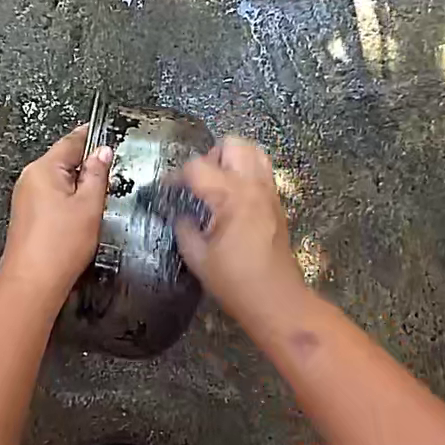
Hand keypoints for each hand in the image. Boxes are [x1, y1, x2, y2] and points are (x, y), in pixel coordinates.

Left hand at [0, 126, 113, 300]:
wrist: (33, 282)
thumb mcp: (89, 205)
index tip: (105, 132)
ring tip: (100, 197)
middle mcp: (30, 180)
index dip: (91, 136)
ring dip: (79, 185)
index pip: (71, 142)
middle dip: (87, 164)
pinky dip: (69, 201)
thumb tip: (102, 153)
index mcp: (43, 170)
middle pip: (63, 161)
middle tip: (112, 170)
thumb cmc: (58, 247)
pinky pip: (52, 198)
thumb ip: (97, 174)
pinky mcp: (29, 216)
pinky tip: (82, 215)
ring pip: (59, 181)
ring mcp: (27, 199)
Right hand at [174, 137, 304, 321]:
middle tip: (198, 183)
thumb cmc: (235, 282)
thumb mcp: (198, 257)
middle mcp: (254, 186)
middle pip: (231, 144)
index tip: (166, 189)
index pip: (197, 167)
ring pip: (253, 152)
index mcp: (232, 196)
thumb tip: (181, 215)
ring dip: (232, 160)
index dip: (176, 177)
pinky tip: (232, 198)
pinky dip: (246, 173)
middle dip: (209, 157)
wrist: (276, 299)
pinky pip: (262, 170)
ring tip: (217, 185)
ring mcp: (270, 191)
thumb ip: (185, 228)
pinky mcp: (277, 202)